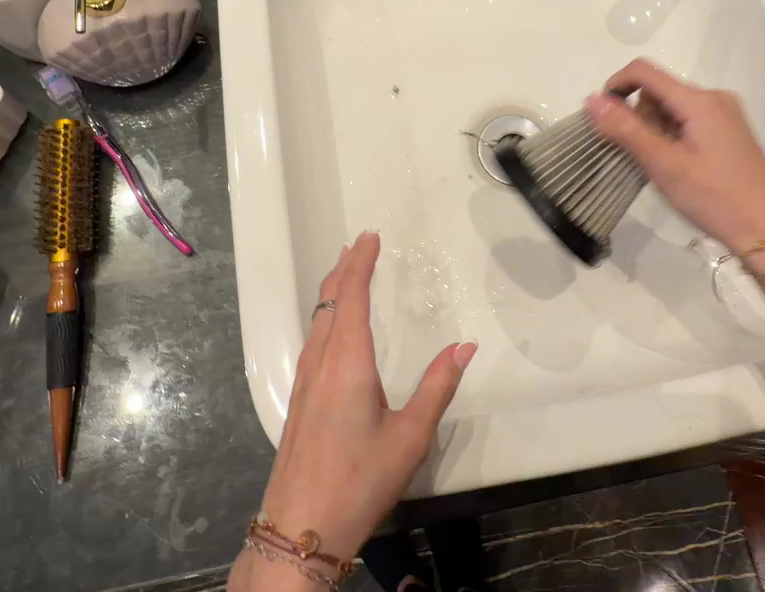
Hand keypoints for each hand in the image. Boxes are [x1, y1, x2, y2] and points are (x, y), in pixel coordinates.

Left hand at [258, 232, 475, 559]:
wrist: (301, 527)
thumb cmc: (361, 480)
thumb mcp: (410, 437)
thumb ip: (438, 387)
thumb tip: (465, 346)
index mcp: (347, 362)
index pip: (351, 296)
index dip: (361, 263)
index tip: (370, 237)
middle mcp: (321, 362)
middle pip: (328, 300)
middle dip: (344, 268)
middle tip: (359, 244)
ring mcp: (304, 380)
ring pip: (317, 319)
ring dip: (332, 290)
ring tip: (346, 273)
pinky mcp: (298, 399)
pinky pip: (312, 339)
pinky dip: (325, 315)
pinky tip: (332, 327)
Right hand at [585, 59, 764, 255]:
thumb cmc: (714, 198)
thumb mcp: (664, 165)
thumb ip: (626, 129)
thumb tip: (592, 99)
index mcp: (699, 100)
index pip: (644, 72)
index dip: (616, 87)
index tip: (603, 120)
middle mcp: (714, 98)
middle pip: (658, 90)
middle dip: (640, 118)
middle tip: (646, 158)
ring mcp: (725, 113)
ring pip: (671, 107)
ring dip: (656, 130)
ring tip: (666, 167)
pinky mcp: (729, 130)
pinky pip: (687, 120)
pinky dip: (672, 137)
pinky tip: (680, 167)